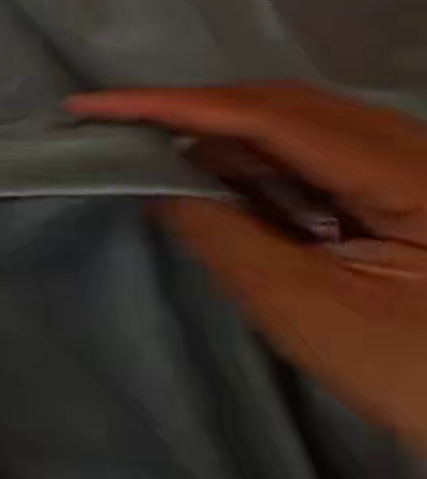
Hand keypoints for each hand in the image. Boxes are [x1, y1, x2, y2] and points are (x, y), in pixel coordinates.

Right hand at [67, 82, 426, 450]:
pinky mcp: (424, 200)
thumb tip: (146, 178)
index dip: (167, 104)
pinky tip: (243, 197)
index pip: (267, 116)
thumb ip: (213, 227)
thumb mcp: (299, 303)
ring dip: (231, 145)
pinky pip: (329, 156)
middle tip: (120, 129)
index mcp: (421, 181)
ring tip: (178, 172)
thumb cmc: (420, 375)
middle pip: (290, 106)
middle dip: (195, 114)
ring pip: (308, 126)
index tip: (85, 105)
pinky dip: (268, 167)